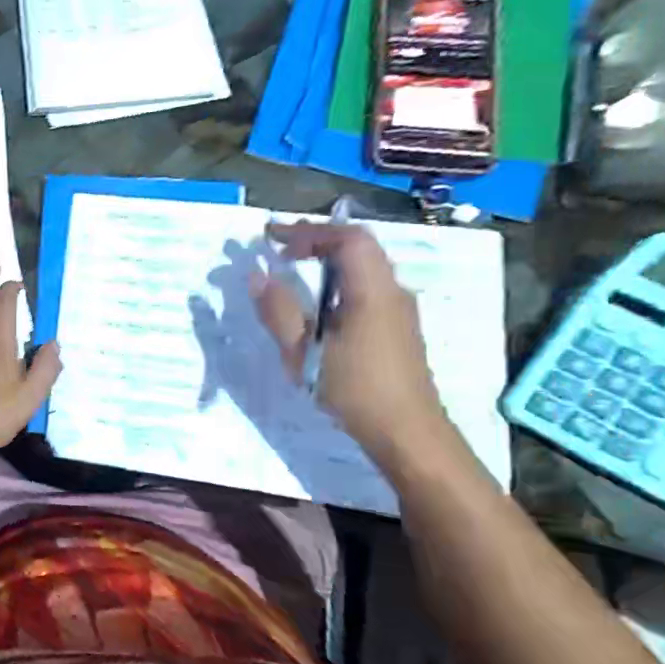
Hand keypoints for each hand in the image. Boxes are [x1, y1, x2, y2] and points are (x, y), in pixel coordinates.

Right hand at [251, 221, 448, 457]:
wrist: (407, 431)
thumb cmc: (354, 390)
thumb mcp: (304, 353)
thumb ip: (279, 312)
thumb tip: (257, 277)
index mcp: (372, 291)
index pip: (346, 239)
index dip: (307, 232)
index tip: (271, 239)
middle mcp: (392, 290)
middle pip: (358, 246)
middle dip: (316, 239)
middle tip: (279, 246)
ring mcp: (398, 308)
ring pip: (364, 265)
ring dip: (328, 258)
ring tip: (293, 266)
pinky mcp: (396, 326)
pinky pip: (367, 285)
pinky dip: (338, 278)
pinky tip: (318, 301)